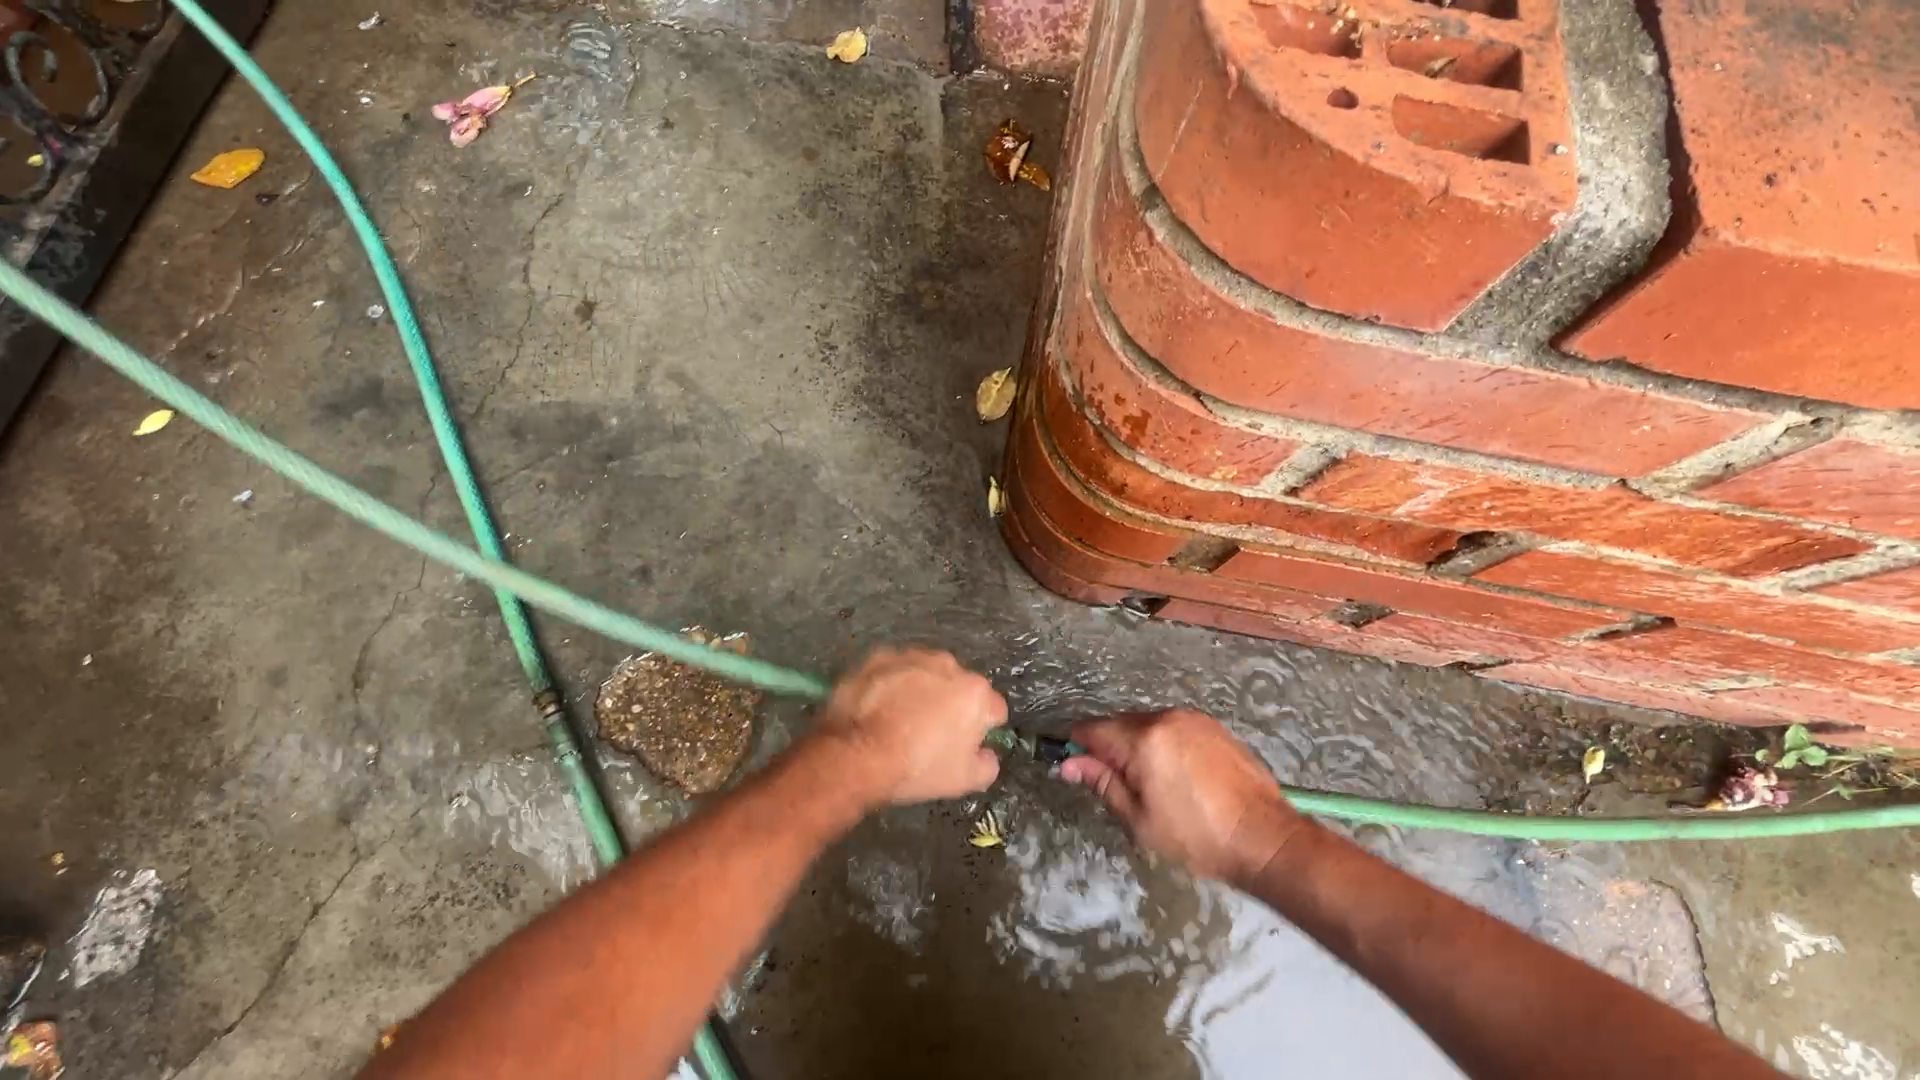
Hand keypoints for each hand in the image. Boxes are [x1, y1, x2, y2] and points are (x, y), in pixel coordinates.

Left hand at [808, 647, 1005, 807]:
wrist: (857, 754)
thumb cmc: (917, 767)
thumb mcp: (964, 780)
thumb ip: (987, 764)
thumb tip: (985, 753)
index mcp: (975, 693)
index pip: (993, 710)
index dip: (981, 730)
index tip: (964, 746)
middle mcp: (948, 665)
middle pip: (959, 686)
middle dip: (950, 704)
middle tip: (930, 733)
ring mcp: (910, 657)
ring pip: (926, 674)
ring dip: (920, 690)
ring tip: (899, 720)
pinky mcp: (877, 658)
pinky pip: (893, 671)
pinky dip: (890, 685)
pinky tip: (877, 708)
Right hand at [1058, 709, 1305, 885]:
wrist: (1265, 839)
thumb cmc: (1197, 837)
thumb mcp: (1139, 819)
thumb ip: (1102, 783)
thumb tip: (1069, 763)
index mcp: (1143, 739)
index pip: (1092, 730)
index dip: (1076, 748)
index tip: (1072, 769)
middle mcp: (1167, 718)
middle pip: (1119, 725)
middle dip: (1109, 750)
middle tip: (1118, 789)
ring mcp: (1194, 719)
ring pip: (1146, 726)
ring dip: (1137, 747)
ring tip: (1152, 788)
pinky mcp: (1214, 727)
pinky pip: (1173, 729)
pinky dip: (1163, 746)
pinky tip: (1177, 779)